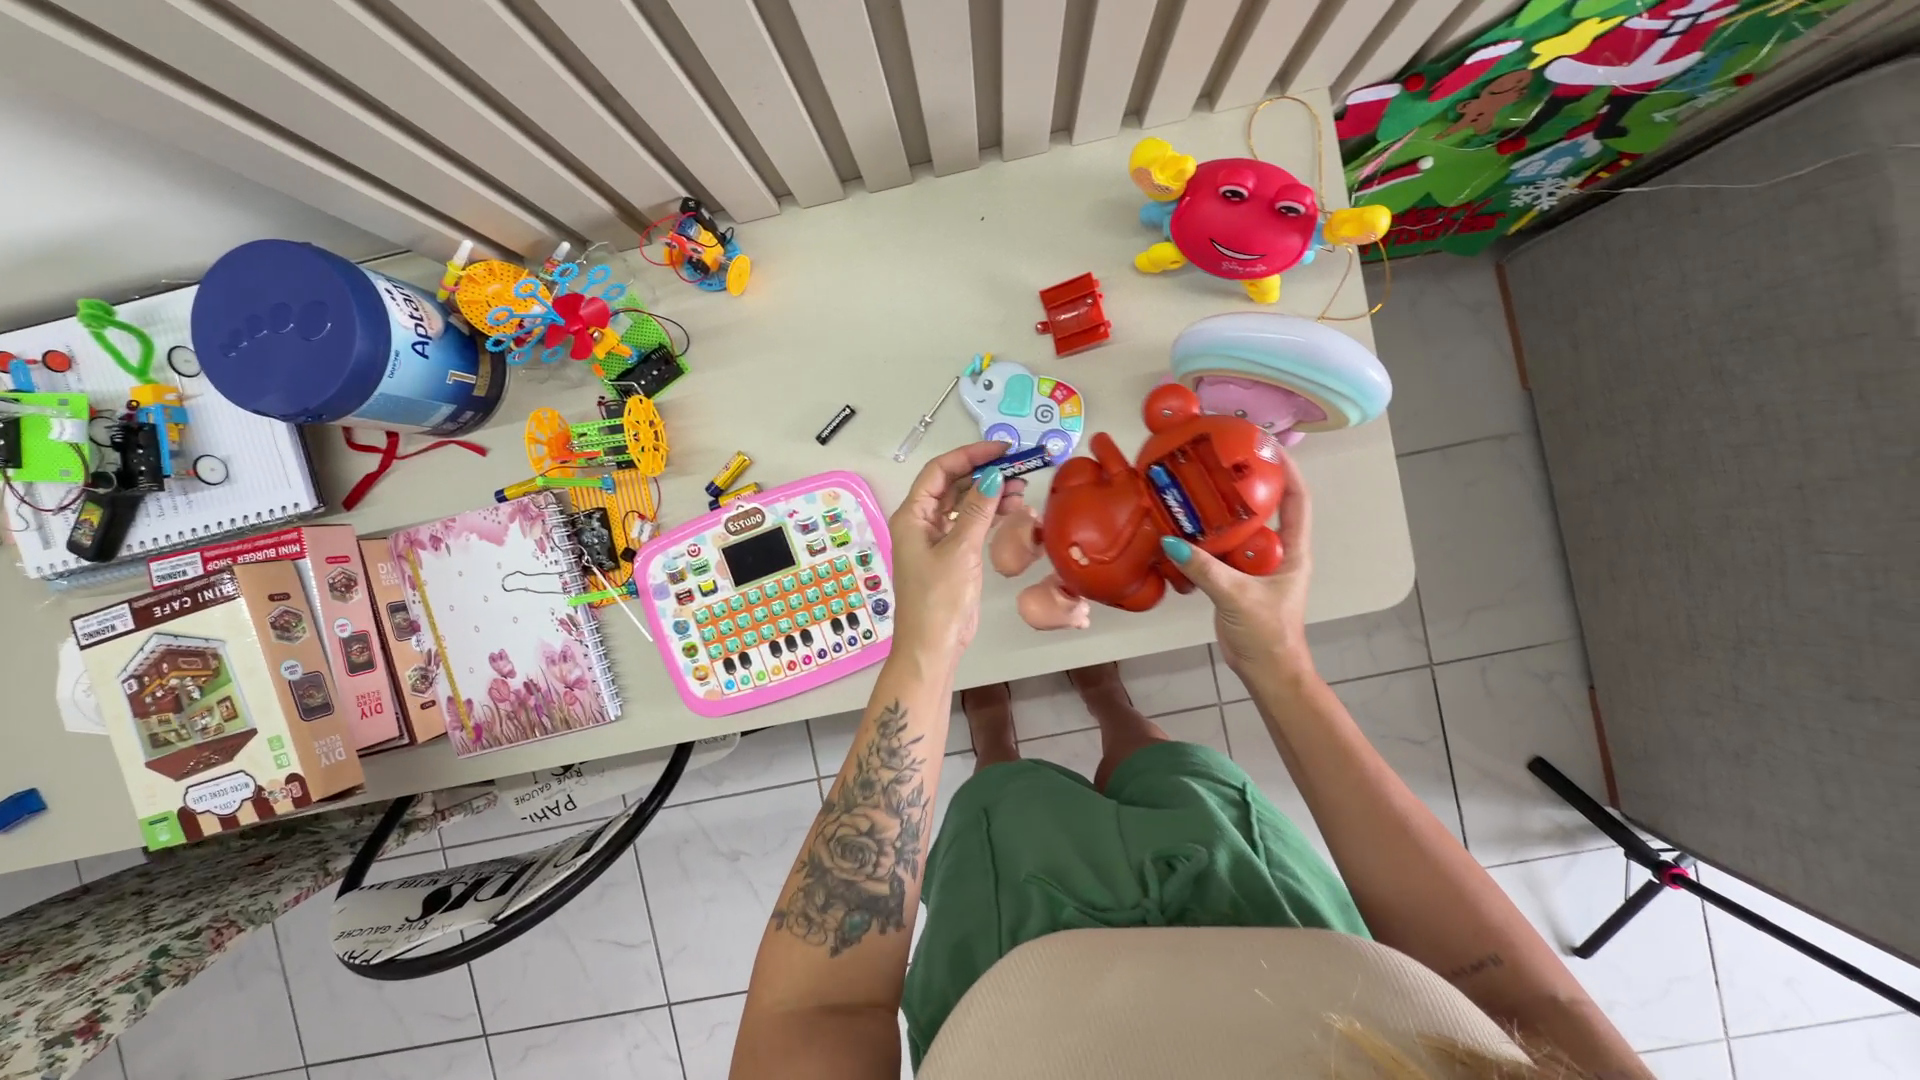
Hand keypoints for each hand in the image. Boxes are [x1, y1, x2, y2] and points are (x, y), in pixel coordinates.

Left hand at [886, 442, 1026, 671]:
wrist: (932, 646)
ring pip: (964, 504)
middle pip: (953, 485)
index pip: (939, 471)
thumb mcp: (960, 551)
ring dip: (990, 494)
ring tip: (1022, 489)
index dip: (970, 455)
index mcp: (913, 516)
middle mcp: (921, 522)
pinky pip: (970, 524)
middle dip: (984, 474)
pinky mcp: (951, 555)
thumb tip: (994, 476)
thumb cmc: (938, 600)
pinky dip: (990, 515)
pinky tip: (1013, 509)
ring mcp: (936, 539)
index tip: (1001, 450)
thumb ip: (978, 511)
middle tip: (1019, 469)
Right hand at [1158, 449, 1314, 682]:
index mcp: (1291, 551)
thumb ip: (1204, 568)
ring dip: (1219, 514)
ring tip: (1195, 491)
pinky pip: (1219, 552)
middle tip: (1218, 463)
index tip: (1266, 446)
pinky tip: (1182, 531)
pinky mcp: (1234, 581)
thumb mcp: (1237, 596)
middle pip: (1263, 510)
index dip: (1286, 471)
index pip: (1296, 500)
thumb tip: (1171, 541)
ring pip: (1238, 531)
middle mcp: (1275, 553)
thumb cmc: (1267, 634)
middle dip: (1244, 485)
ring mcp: (1254, 568)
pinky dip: (1203, 541)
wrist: (1266, 671)